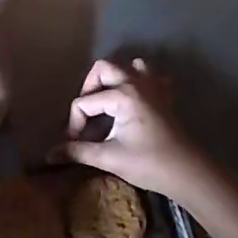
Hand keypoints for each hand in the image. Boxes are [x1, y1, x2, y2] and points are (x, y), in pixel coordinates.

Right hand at [55, 58, 215, 200]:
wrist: (188, 172)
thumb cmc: (148, 163)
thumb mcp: (107, 158)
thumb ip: (76, 152)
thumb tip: (49, 155)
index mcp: (123, 95)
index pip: (84, 102)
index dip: (74, 123)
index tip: (74, 144)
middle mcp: (137, 83)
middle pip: (103, 68)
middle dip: (88, 88)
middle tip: (86, 113)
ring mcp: (155, 87)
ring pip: (130, 65)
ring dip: (115, 79)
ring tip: (107, 102)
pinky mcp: (166, 96)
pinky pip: (151, 76)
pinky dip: (139, 82)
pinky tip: (134, 101)